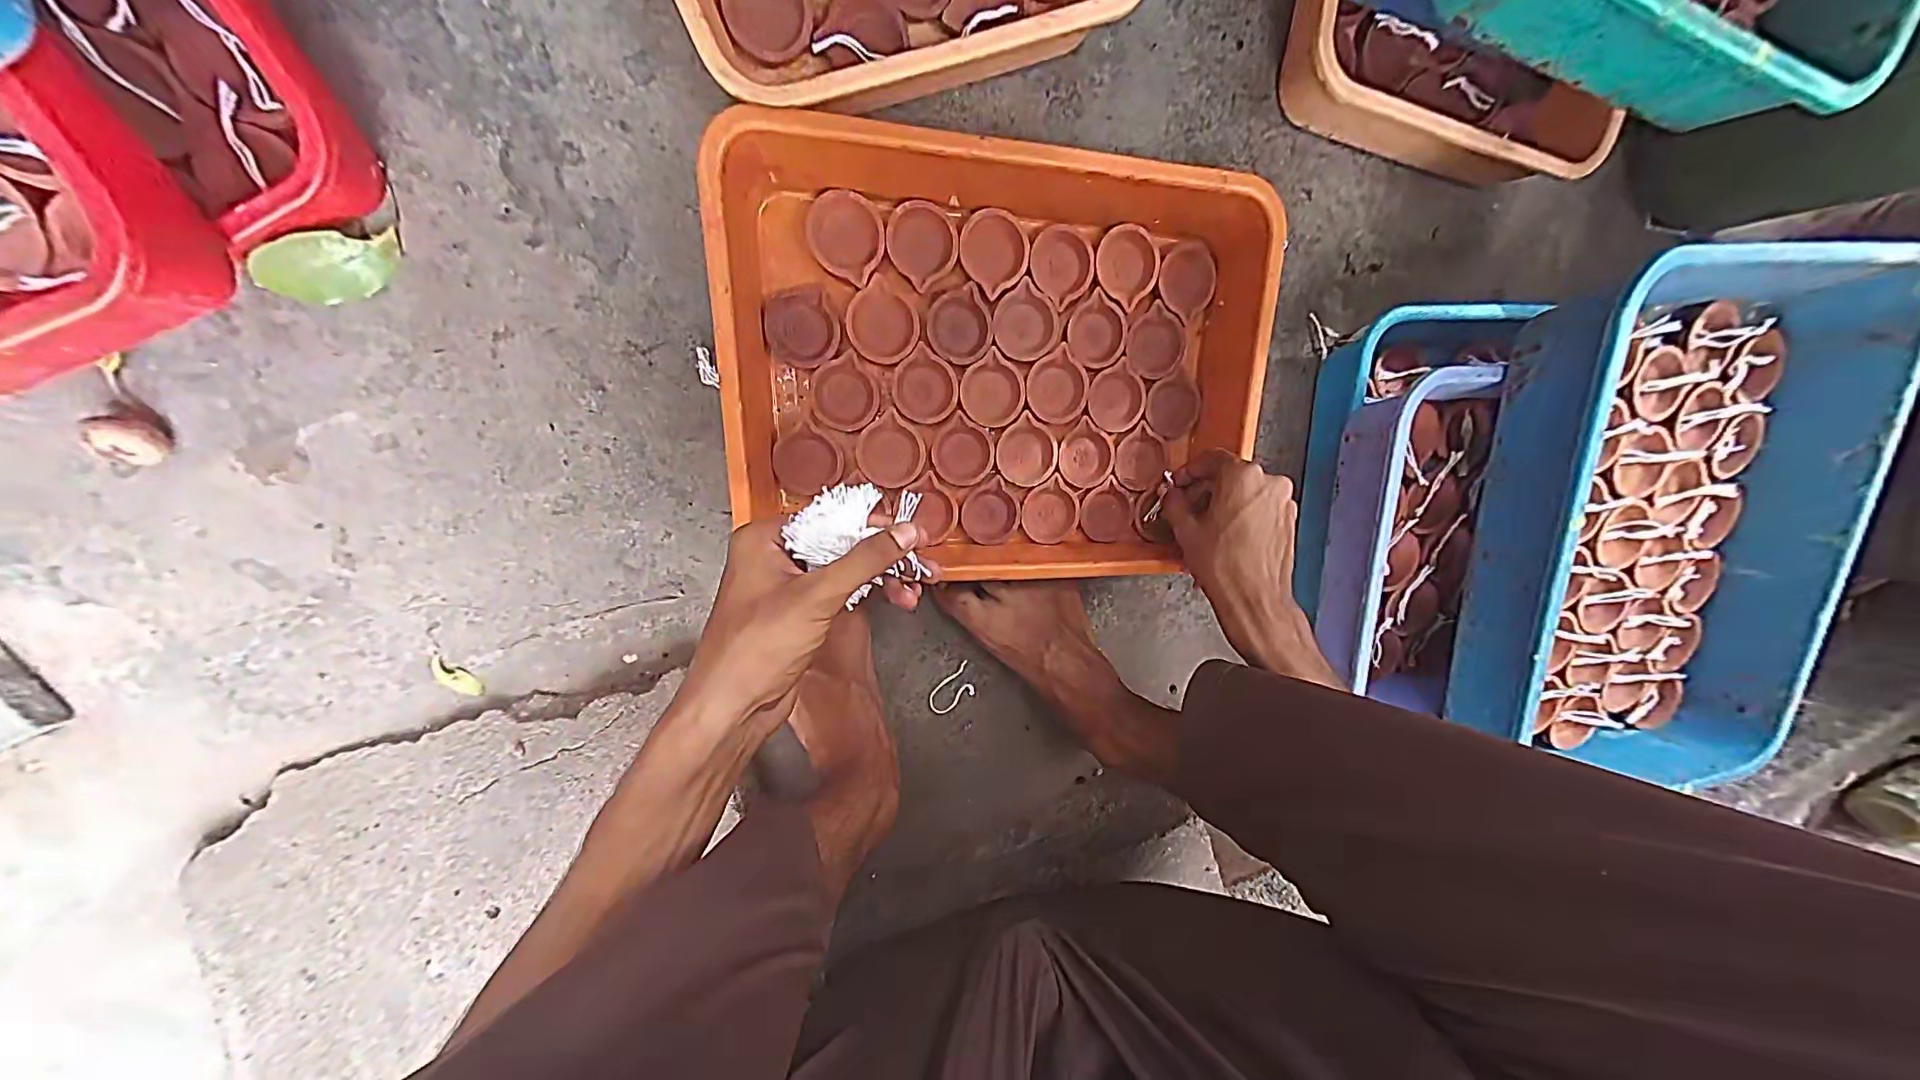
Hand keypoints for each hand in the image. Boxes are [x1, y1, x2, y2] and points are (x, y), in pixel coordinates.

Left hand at [684, 516, 927, 722]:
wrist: (733, 708)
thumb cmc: (750, 652)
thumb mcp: (817, 596)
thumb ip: (864, 560)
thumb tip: (899, 534)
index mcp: (764, 540)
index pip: (829, 518)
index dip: (872, 525)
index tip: (905, 531)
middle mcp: (772, 558)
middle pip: (840, 543)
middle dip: (881, 557)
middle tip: (915, 563)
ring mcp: (786, 587)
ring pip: (844, 569)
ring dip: (879, 578)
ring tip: (909, 589)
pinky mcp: (799, 613)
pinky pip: (840, 592)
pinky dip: (866, 595)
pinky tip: (892, 599)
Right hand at [1162, 450, 1339, 686]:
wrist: (1255, 598)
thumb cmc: (1226, 567)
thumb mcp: (1185, 530)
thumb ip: (1174, 502)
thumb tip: (1172, 495)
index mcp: (1243, 477)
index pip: (1212, 459)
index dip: (1190, 471)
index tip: (1181, 481)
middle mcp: (1268, 484)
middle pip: (1230, 475)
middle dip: (1206, 490)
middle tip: (1186, 507)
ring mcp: (1282, 503)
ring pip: (1245, 492)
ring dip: (1223, 504)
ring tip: (1203, 528)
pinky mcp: (1287, 521)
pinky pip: (1258, 508)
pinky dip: (1240, 516)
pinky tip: (1223, 537)